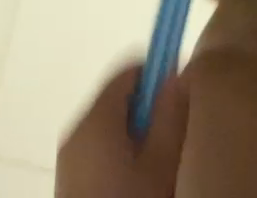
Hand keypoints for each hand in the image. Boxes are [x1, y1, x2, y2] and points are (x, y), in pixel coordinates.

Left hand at [56, 66, 188, 197]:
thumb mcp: (161, 163)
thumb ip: (171, 114)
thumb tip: (177, 73)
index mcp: (95, 119)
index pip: (131, 70)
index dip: (161, 75)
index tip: (185, 98)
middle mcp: (76, 131)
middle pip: (122, 100)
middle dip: (152, 114)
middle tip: (178, 141)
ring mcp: (70, 160)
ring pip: (114, 130)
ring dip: (140, 141)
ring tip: (164, 170)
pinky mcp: (71, 184)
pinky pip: (103, 154)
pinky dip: (125, 161)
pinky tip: (143, 188)